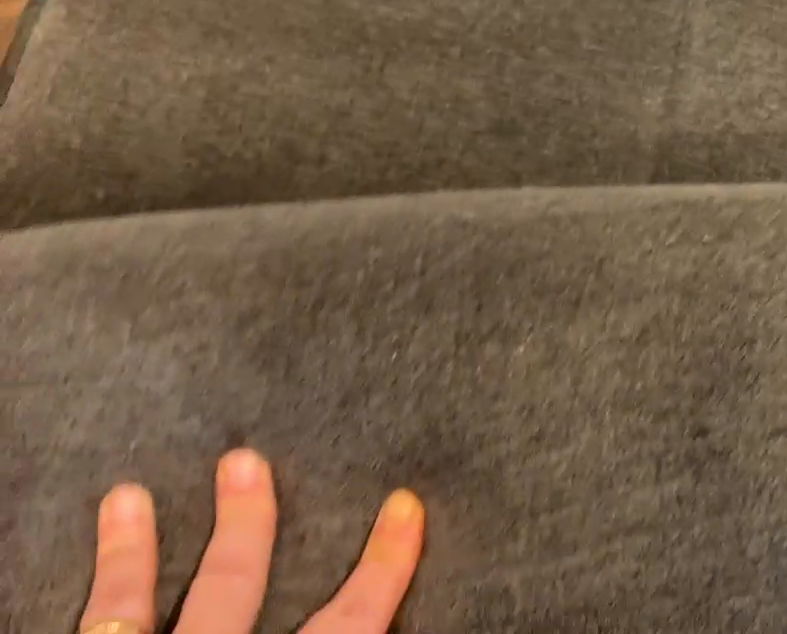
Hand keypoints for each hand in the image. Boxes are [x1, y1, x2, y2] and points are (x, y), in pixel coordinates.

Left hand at [79, 450, 423, 633]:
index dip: (385, 561)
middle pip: (232, 588)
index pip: (353, 618)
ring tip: (125, 496)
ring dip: (130, 554)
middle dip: (243, 523)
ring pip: (129, 614)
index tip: (406, 504)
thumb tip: (391, 613)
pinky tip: (90, 566)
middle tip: (244, 459)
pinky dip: (93, 596)